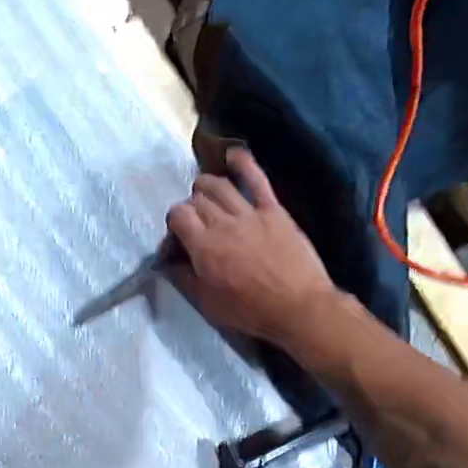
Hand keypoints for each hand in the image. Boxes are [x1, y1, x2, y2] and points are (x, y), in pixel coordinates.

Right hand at [167, 148, 344, 345]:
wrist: (297, 307)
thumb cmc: (250, 312)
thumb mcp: (208, 304)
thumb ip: (185, 279)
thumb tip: (169, 263)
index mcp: (204, 247)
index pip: (178, 216)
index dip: (174, 221)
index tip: (178, 234)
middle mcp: (223, 224)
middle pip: (197, 200)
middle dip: (190, 207)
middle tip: (195, 222)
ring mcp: (249, 213)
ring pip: (220, 186)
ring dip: (207, 186)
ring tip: (204, 193)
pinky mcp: (273, 211)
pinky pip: (256, 179)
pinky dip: (243, 163)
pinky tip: (233, 155)